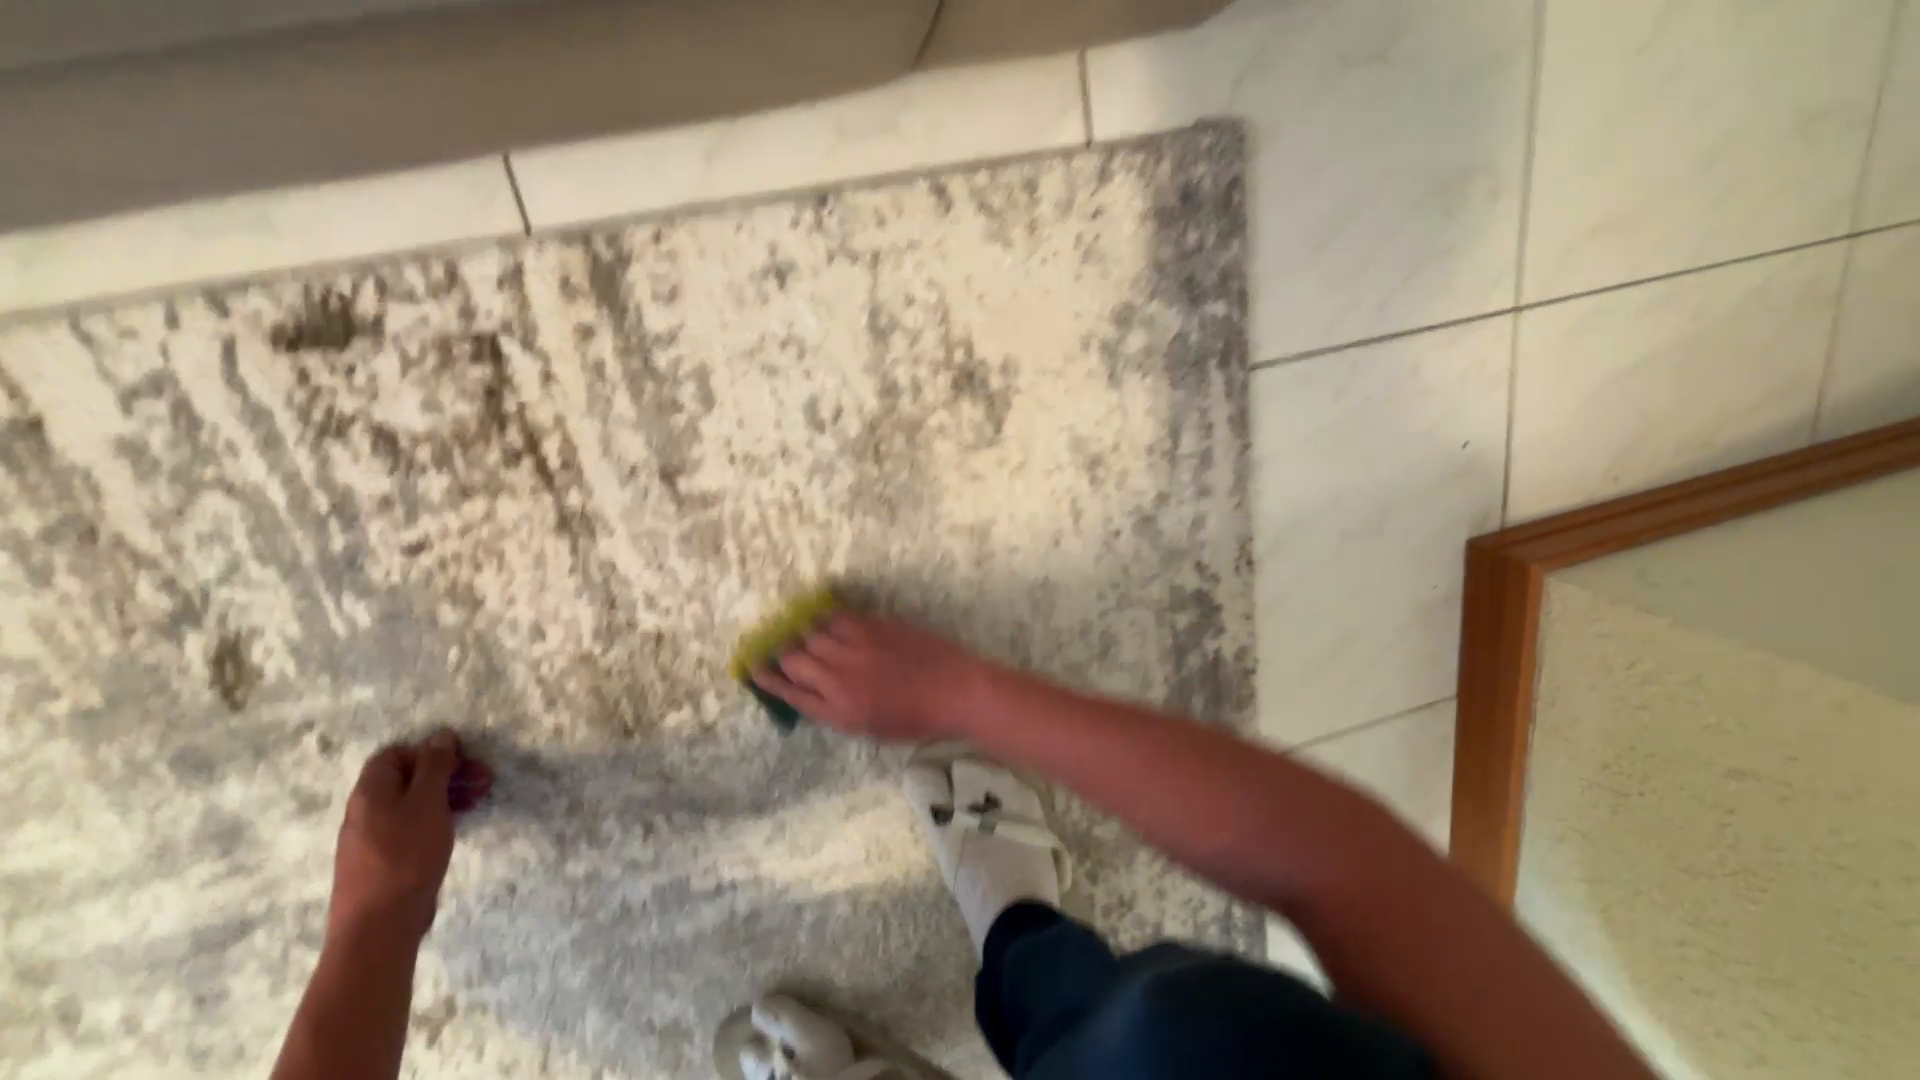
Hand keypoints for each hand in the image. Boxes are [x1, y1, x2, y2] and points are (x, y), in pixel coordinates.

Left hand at [328, 729, 490, 943]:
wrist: (379, 924)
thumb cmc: (406, 855)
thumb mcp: (427, 802)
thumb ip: (435, 766)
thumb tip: (441, 735)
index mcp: (371, 791)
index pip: (397, 754)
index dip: (431, 752)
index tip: (464, 763)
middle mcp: (365, 810)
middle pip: (407, 778)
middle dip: (446, 774)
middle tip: (483, 782)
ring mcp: (371, 838)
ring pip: (411, 803)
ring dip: (445, 796)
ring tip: (477, 803)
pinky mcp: (382, 860)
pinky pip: (409, 827)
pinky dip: (434, 820)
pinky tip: (454, 830)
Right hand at [751, 613, 995, 739]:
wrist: (957, 692)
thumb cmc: (918, 718)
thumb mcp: (871, 727)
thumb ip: (839, 708)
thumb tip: (815, 690)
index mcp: (839, 713)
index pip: (789, 693)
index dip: (768, 679)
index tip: (753, 667)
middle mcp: (839, 681)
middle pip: (794, 660)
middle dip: (783, 654)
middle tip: (783, 647)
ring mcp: (855, 651)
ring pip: (811, 634)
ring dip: (805, 633)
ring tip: (809, 632)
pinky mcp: (872, 628)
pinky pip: (836, 617)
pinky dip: (828, 618)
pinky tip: (830, 619)